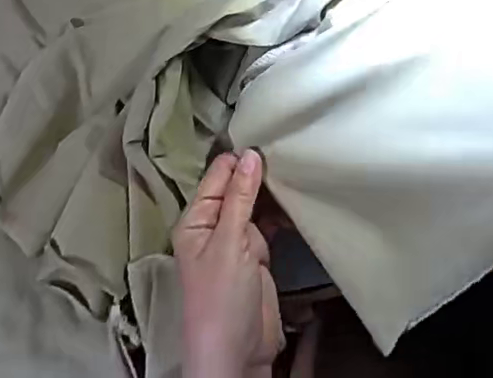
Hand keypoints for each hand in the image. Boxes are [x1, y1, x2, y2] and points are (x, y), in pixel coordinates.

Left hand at [175, 150, 281, 377]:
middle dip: (258, 170)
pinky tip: (296, 198)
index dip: (239, 158)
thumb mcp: (230, 242)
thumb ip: (240, 197)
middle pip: (237, 186)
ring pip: (255, 201)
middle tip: (287, 147)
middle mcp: (214, 224)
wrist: (238, 355)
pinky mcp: (256, 252)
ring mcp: (236, 238)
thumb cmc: (222, 297)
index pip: (217, 175)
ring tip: (296, 167)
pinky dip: (281, 211)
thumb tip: (251, 153)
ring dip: (272, 189)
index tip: (267, 137)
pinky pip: (268, 221)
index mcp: (196, 219)